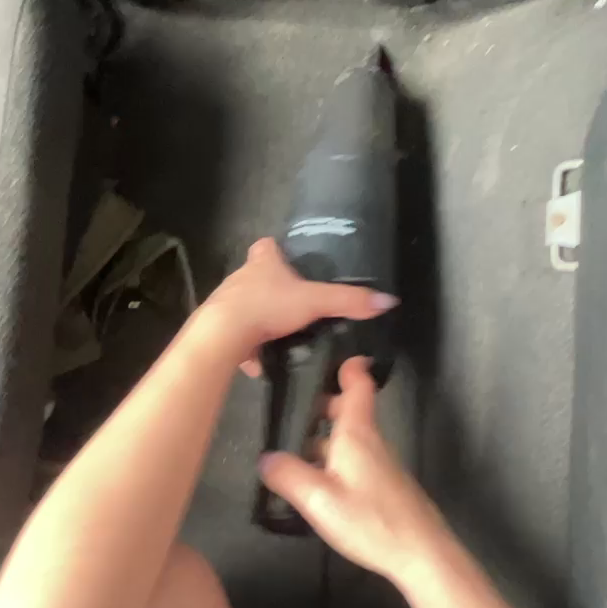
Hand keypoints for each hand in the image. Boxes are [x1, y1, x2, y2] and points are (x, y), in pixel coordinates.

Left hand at [197, 238, 396, 365]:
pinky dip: (249, 347)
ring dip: (261, 318)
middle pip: (257, 276)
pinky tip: (262, 362)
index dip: (277, 250)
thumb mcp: (314, 301)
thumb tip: (388, 300)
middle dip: (273, 288)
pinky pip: (238, 336)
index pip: (267, 245)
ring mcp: (226, 302)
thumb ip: (348, 301)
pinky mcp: (218, 327)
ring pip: (247, 306)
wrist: (223, 334)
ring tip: (282, 335)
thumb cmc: (267, 306)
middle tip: (295, 303)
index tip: (290, 259)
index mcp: (262, 262)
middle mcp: (241, 277)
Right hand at [258, 357, 449, 583]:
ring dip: (323, 437)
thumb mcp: (319, 500)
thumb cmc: (371, 521)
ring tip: (291, 450)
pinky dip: (333, 458)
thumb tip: (265, 458)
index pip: (358, 385)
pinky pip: (354, 459)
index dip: (347, 366)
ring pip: (349, 437)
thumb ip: (288, 476)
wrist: (422, 556)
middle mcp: (371, 442)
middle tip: (289, 410)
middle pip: (348, 410)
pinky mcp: (384, 486)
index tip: (328, 358)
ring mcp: (380, 464)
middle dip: (321, 405)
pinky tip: (316, 482)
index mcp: (357, 434)